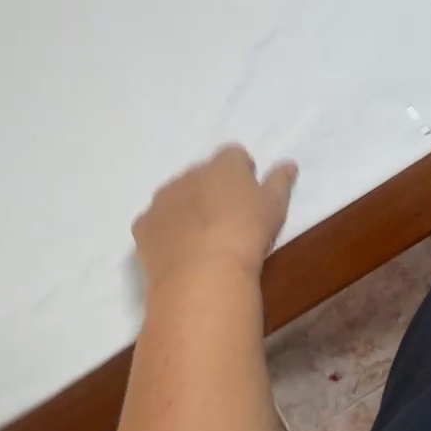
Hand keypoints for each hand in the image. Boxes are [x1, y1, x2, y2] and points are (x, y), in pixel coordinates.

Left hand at [132, 144, 297, 291]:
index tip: (250, 193)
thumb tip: (288, 164)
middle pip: (203, 173)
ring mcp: (162, 200)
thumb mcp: (276, 206)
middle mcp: (189, 174)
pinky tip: (180, 250)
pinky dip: (166, 229)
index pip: (234, 154)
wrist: (202, 276)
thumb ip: (281, 180)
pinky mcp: (142, 227)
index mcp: (224, 164)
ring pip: (177, 195)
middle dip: (213, 187)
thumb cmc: (247, 233)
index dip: (243, 170)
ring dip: (188, 206)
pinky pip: (156, 220)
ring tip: (203, 236)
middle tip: (229, 216)